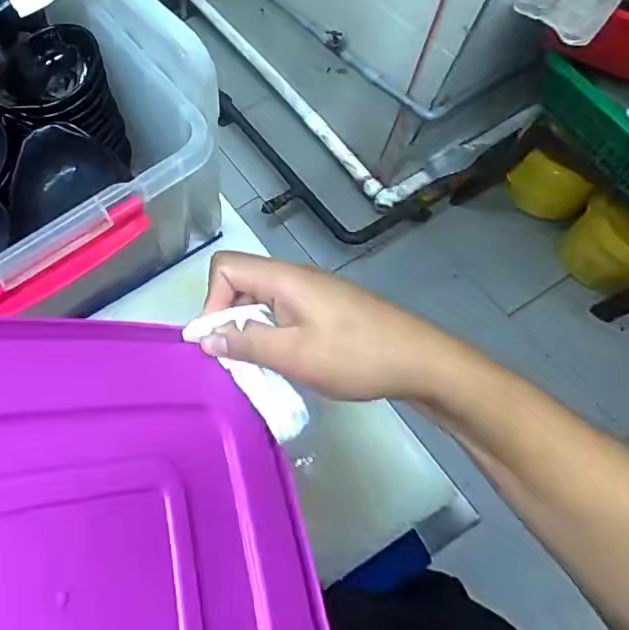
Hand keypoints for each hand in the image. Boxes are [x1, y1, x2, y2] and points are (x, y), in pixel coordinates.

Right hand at [195, 251, 466, 402]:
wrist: (424, 362)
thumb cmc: (356, 356)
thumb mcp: (295, 356)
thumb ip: (246, 344)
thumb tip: (204, 339)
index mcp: (282, 277)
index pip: (225, 267)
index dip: (211, 300)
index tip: (219, 339)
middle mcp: (292, 275)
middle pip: (240, 281)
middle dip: (228, 317)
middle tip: (237, 357)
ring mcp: (310, 289)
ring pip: (260, 297)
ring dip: (251, 327)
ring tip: (262, 362)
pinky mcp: (324, 305)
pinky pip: (281, 308)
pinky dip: (272, 330)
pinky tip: (288, 358)